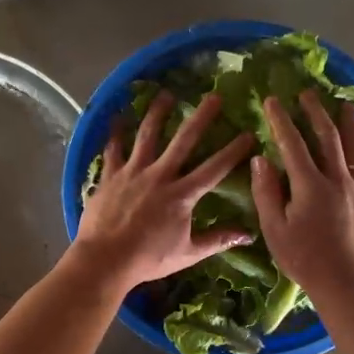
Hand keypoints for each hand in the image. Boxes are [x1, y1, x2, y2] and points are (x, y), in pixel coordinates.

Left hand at [72, 92, 256, 289]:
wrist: (105, 259)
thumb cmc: (148, 259)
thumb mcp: (188, 254)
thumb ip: (217, 240)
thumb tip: (248, 234)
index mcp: (182, 195)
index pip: (214, 168)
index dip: (233, 151)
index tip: (248, 133)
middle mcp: (159, 176)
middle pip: (183, 140)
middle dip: (201, 117)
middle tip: (213, 96)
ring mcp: (133, 172)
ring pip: (147, 135)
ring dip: (157, 113)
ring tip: (165, 94)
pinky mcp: (110, 175)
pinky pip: (113, 149)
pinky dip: (115, 133)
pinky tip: (117, 116)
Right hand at [250, 90, 353, 296]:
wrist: (347, 285)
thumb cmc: (304, 260)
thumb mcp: (274, 229)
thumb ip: (266, 192)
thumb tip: (261, 159)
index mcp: (310, 186)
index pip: (293, 144)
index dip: (281, 120)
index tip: (272, 100)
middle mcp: (338, 180)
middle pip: (328, 137)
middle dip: (316, 112)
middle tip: (307, 93)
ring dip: (349, 123)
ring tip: (345, 105)